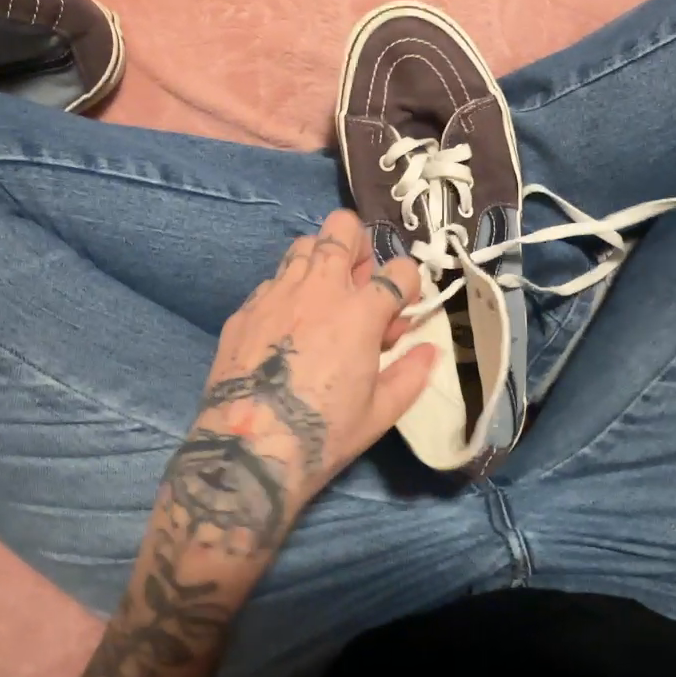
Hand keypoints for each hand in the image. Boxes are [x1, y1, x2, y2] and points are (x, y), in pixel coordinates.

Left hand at [162, 211, 433, 555]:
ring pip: (303, 244)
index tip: (401, 312)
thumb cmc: (324, 432)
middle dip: (360, 246)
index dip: (409, 284)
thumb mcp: (380, 412)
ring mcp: (276, 293)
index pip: (399, 269)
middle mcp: (318, 289)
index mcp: (360, 313)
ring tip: (324, 298)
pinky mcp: (245, 309)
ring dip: (322, 261)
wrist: (247, 448)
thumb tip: (430, 350)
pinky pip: (273, 280)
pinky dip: (289, 292)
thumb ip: (411, 374)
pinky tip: (287, 328)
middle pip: (342, 228)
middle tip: (360, 282)